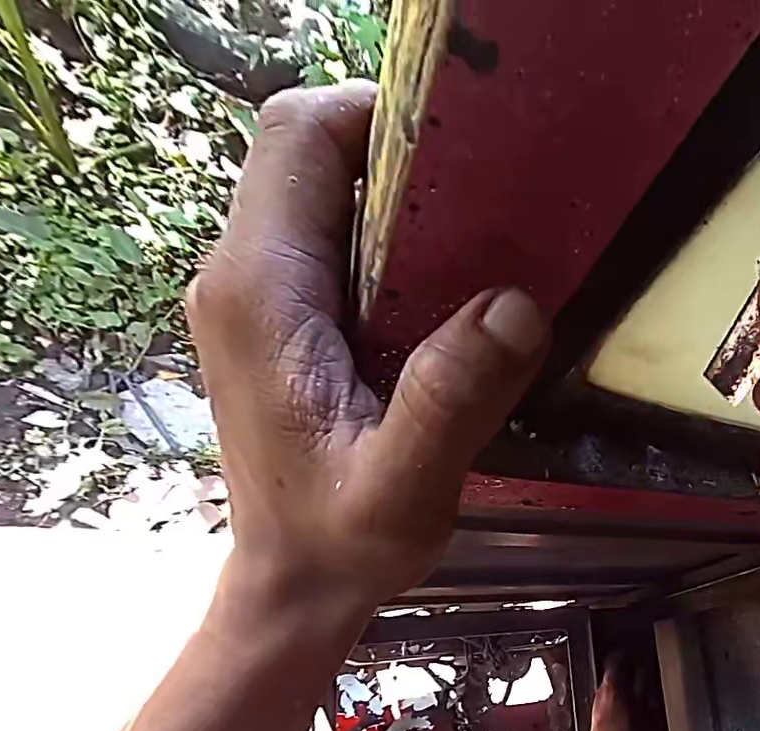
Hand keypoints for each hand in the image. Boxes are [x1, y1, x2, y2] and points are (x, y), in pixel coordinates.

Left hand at [187, 83, 547, 617]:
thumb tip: (517, 305)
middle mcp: (242, 282)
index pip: (302, 141)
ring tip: (480, 253)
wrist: (296, 585)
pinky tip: (445, 303)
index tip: (467, 148)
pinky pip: (335, 257)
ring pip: (326, 207)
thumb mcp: (405, 483)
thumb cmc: (341, 543)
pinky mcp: (280, 332)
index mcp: (260, 296)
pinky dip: (393, 256)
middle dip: (402, 160)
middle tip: (491, 204)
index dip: (380, 116)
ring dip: (403, 212)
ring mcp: (257, 306)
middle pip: (311, 161)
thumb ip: (451, 397)